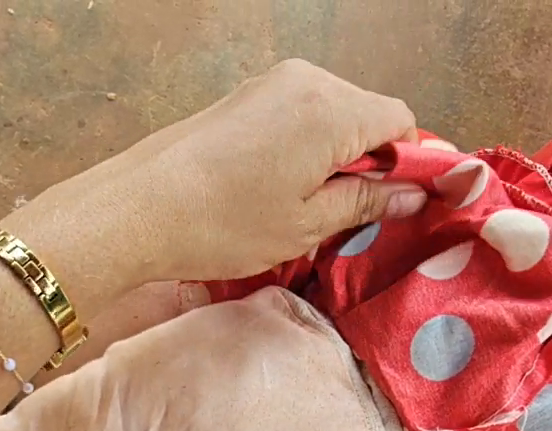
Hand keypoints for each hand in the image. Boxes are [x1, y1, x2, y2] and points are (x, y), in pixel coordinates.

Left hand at [5, 59, 426, 297]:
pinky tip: (279, 190)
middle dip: (369, 161)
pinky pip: (297, 116)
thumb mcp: (305, 226)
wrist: (141, 209)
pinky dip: (304, 149)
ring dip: (334, 158)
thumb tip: (410, 194)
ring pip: (331, 116)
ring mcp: (271, 84)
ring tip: (305, 209)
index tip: (399, 202)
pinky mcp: (245, 97)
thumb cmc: (223, 224)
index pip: (400, 121)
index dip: (409, 162)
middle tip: (348, 217)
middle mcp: (307, 82)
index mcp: (333, 110)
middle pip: (366, 113)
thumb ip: (364, 203)